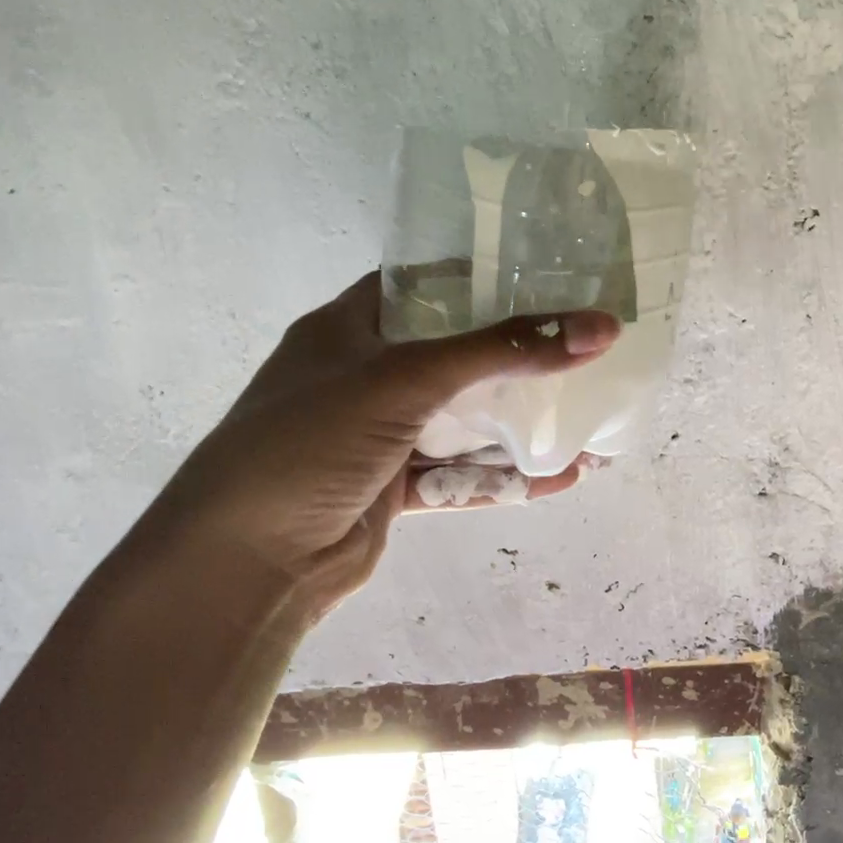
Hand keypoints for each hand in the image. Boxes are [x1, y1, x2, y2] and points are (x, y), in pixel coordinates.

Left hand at [145, 273, 619, 613]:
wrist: (239, 569)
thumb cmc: (309, 443)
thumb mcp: (407, 379)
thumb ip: (506, 350)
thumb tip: (603, 326)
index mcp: (350, 328)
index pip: (425, 285)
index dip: (484, 276)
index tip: (550, 273)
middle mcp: (365, 375)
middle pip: (457, 352)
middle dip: (520, 354)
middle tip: (585, 342)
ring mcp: (381, 434)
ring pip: (466, 418)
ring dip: (523, 422)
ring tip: (590, 417)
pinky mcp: (395, 486)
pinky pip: (463, 472)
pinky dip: (509, 475)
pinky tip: (563, 474)